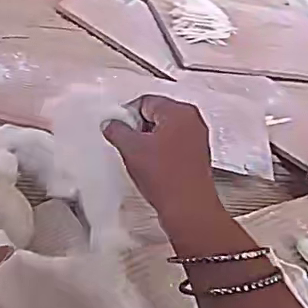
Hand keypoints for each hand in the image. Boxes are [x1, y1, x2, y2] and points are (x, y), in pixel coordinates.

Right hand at [102, 96, 227, 234]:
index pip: (146, 101)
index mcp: (179, 112)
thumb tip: (111, 124)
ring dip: (148, 141)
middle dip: (138, 127)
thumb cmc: (167, 177)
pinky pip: (172, 145)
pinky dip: (159, 152)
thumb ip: (117, 130)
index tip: (117, 128)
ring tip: (139, 158)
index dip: (127, 114)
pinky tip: (151, 167)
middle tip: (127, 143)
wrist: (187, 206)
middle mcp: (192, 121)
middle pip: (156, 114)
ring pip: (164, 130)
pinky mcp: (196, 156)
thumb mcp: (131, 149)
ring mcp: (196, 139)